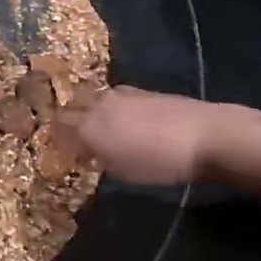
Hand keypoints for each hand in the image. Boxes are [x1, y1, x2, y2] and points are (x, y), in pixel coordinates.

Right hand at [54, 86, 222, 185]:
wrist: (204, 135)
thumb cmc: (159, 162)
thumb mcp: (121, 170)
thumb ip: (98, 155)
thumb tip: (89, 149)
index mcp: (88, 125)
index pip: (58, 124)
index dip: (55, 136)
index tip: (59, 149)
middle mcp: (98, 103)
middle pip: (72, 105)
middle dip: (68, 118)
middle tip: (73, 135)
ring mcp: (121, 93)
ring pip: (93, 98)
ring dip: (89, 110)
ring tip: (99, 128)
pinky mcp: (141, 91)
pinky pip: (114, 97)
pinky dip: (110, 107)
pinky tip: (124, 121)